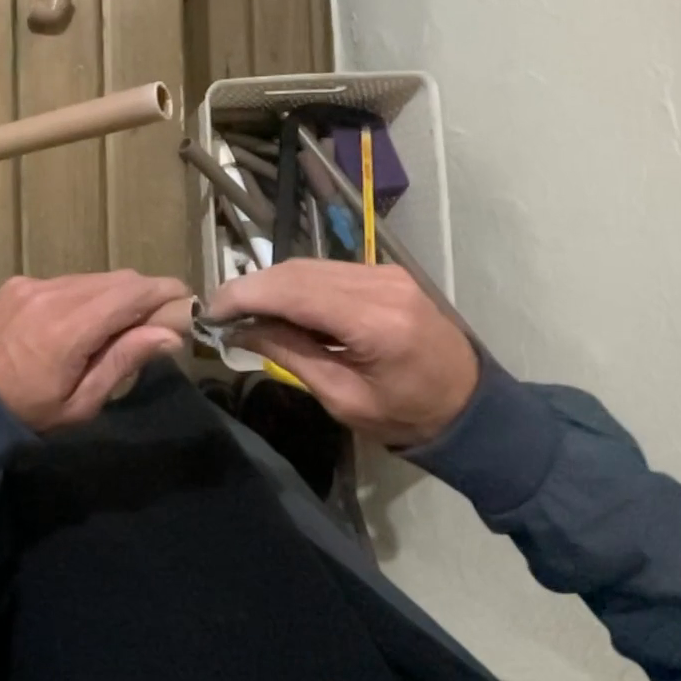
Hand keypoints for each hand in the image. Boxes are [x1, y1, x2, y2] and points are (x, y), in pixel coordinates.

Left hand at [0, 271, 190, 432]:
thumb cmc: (27, 412)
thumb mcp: (81, 403)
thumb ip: (124, 362)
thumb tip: (170, 334)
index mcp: (68, 328)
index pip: (131, 293)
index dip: (165, 292)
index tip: (187, 303)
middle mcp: (51, 295)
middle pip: (116, 280)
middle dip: (145, 295)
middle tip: (160, 320)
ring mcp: (31, 284)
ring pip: (92, 278)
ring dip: (115, 295)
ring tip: (120, 325)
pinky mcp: (17, 283)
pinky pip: (66, 281)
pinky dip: (85, 295)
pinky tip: (81, 322)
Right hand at [208, 260, 477, 446]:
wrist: (470, 406)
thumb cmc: (405, 415)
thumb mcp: (342, 397)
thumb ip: (290, 355)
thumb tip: (239, 330)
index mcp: (375, 322)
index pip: (294, 292)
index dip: (245, 296)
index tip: (209, 311)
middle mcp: (381, 284)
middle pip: (297, 272)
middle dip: (250, 288)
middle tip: (217, 312)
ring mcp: (386, 273)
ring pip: (308, 266)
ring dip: (269, 284)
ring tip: (240, 310)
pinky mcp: (386, 272)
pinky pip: (326, 270)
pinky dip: (293, 284)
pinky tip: (276, 304)